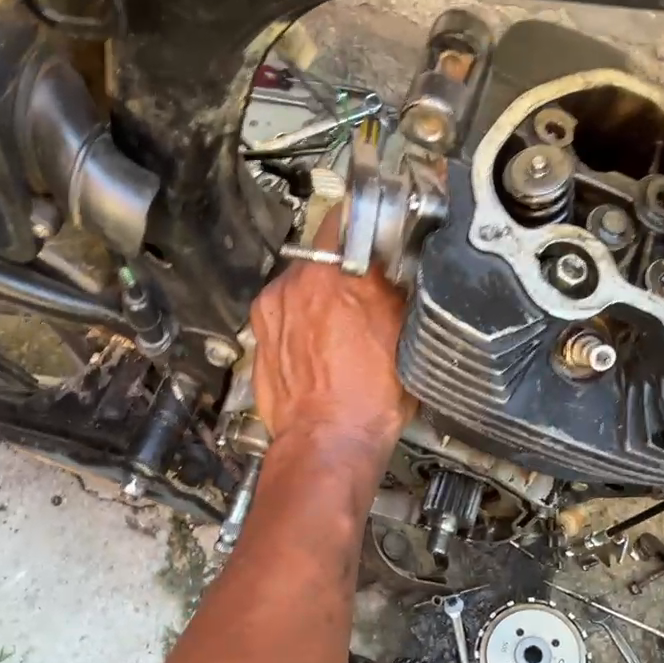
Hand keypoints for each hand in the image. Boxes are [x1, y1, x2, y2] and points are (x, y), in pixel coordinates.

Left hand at [249, 214, 414, 459]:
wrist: (328, 444)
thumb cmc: (367, 401)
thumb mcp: (404, 336)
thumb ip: (393, 289)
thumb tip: (393, 268)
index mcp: (333, 275)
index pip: (345, 219)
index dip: (365, 227)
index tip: (376, 238)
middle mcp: (295, 284)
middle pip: (321, 257)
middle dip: (344, 272)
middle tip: (367, 297)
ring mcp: (272, 311)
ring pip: (300, 287)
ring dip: (319, 299)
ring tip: (343, 332)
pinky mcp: (259, 337)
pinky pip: (284, 316)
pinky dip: (300, 325)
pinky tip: (321, 351)